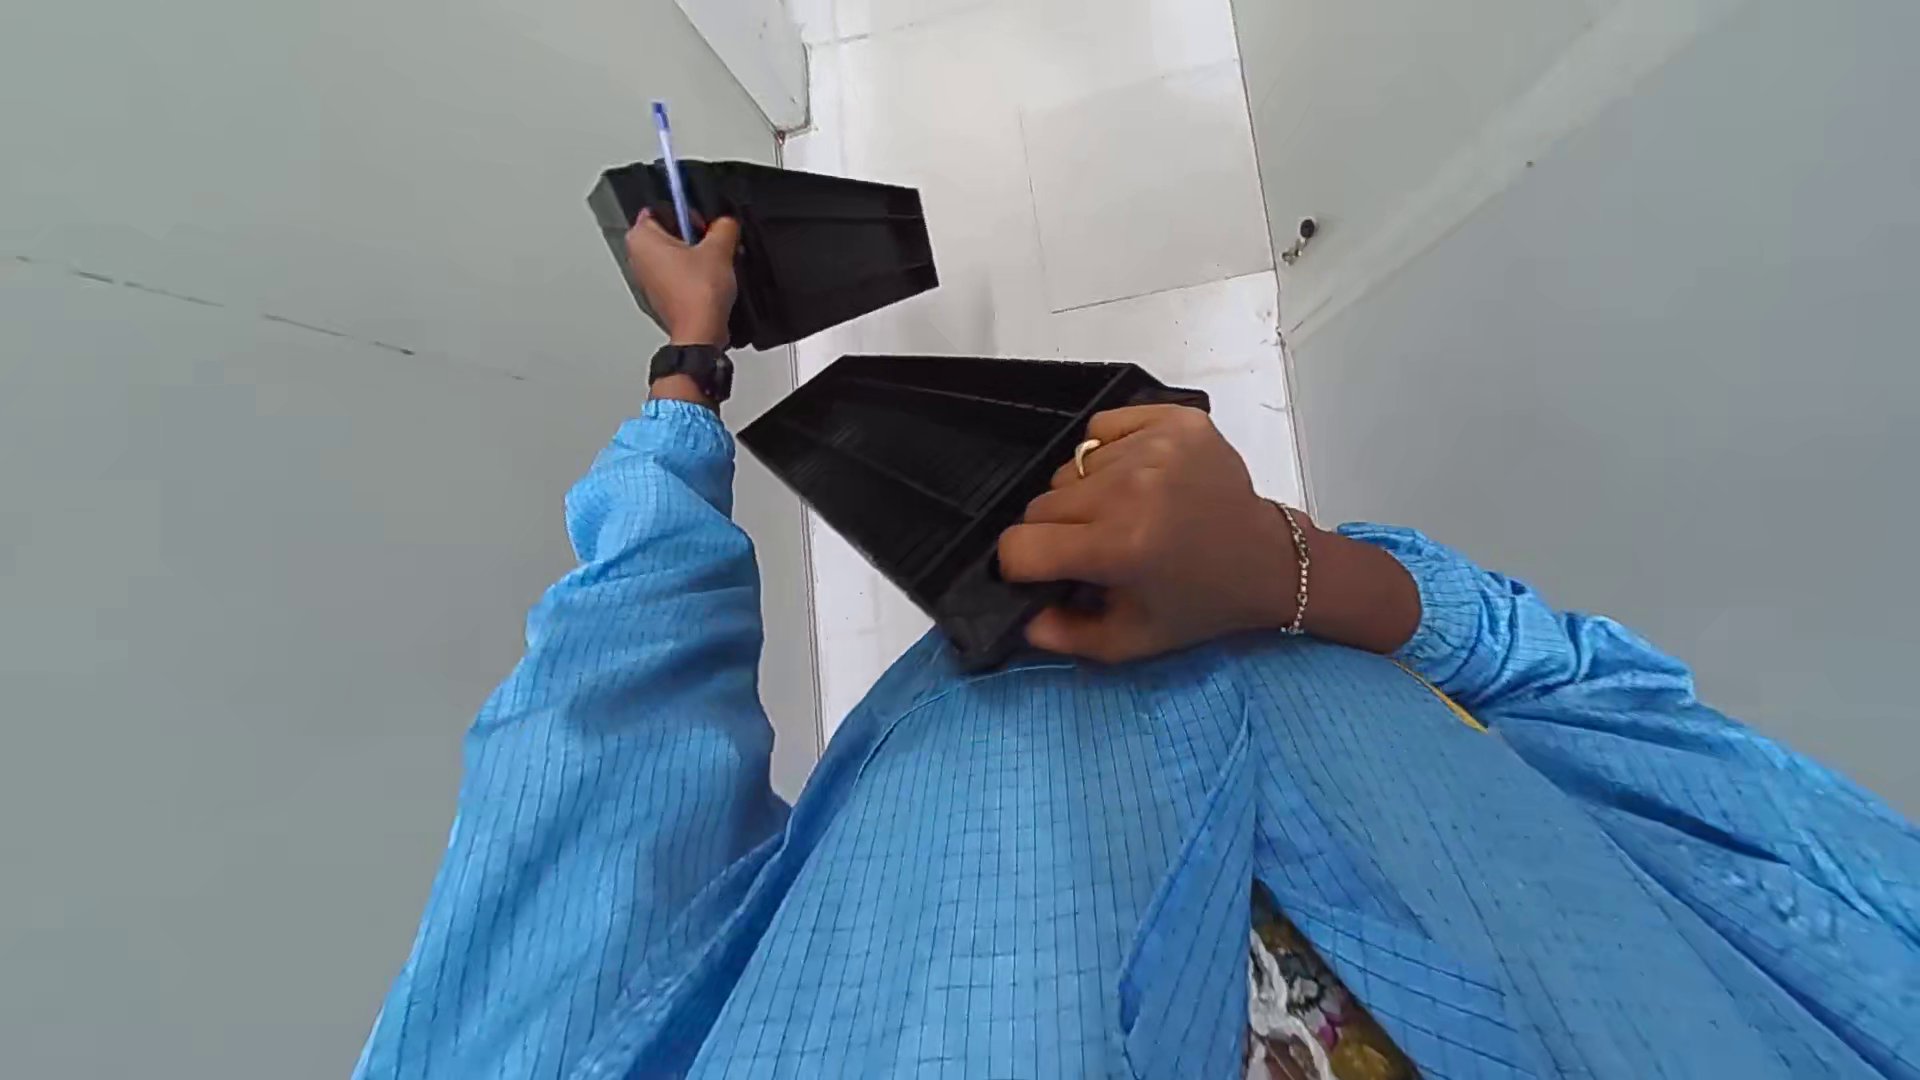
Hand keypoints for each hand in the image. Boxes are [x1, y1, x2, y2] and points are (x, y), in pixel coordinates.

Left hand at [625, 209, 740, 345]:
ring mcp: (647, 279)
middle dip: (693, 238)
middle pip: (668, 233)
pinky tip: (708, 285)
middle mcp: (637, 256)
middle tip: (713, 248)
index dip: (688, 214)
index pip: (662, 207)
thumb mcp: (720, 250)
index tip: (706, 227)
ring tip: (713, 269)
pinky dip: (692, 278)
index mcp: (641, 237)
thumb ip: (725, 227)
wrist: (700, 334)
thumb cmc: (698, 296)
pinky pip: (676, 277)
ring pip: (673, 256)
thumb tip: (727, 222)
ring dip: (695, 258)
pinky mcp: (660, 297)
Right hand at [996, 406, 1299, 661]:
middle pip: (1039, 505)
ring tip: (1126, 511)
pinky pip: (1100, 429)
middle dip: (1055, 532)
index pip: (1020, 545)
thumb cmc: (1196, 604)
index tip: (1042, 571)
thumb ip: (1062, 636)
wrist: (1270, 560)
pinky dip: (1106, 453)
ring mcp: (1154, 446)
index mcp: (1121, 547)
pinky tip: (1138, 477)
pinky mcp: (1173, 419)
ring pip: (1068, 469)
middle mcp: (1133, 489)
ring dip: (1085, 494)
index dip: (1021, 565)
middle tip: (1096, 545)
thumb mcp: (1128, 641)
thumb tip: (1018, 614)